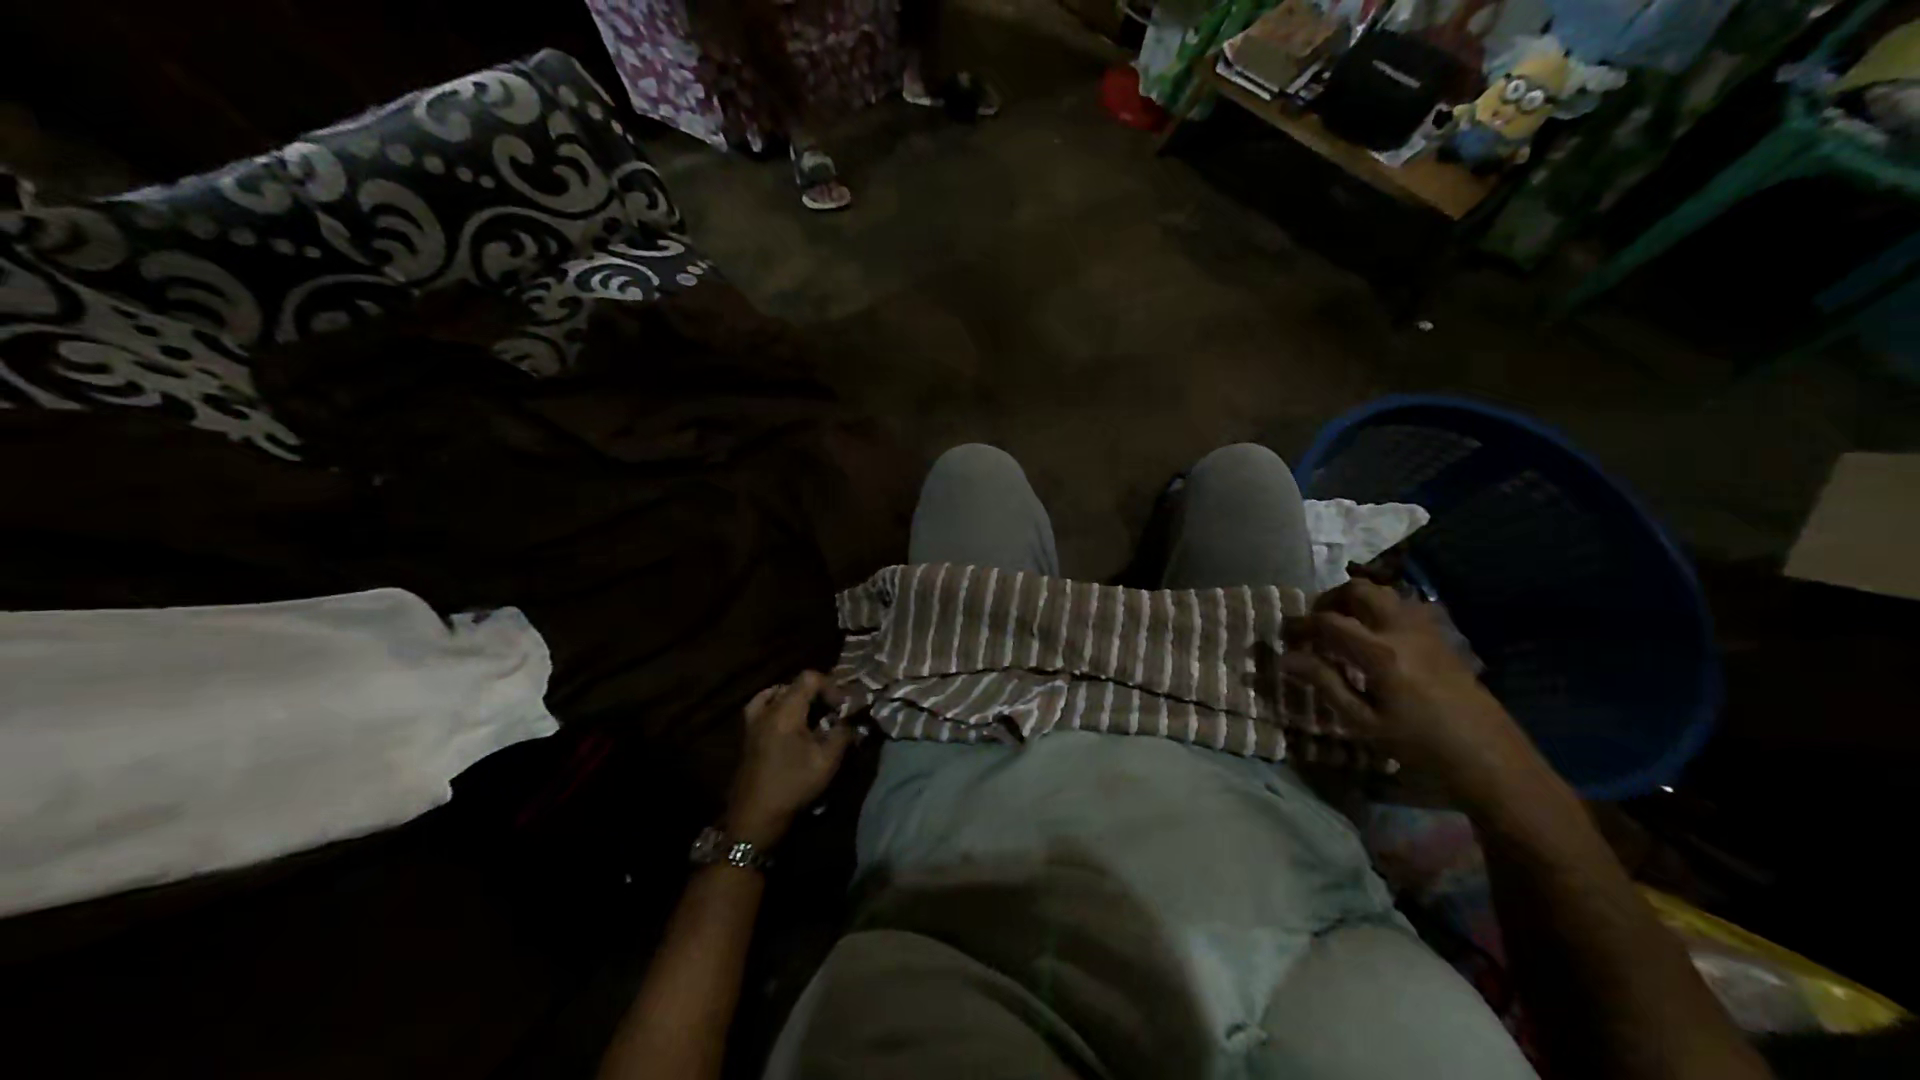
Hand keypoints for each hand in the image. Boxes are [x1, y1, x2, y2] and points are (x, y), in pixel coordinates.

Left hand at [724, 671, 853, 846]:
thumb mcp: (827, 760)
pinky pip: (762, 706)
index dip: (830, 687)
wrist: (755, 816)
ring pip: (777, 694)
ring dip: (797, 699)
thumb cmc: (793, 785)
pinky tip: (787, 723)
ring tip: (811, 716)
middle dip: (817, 694)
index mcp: (785, 710)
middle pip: (794, 685)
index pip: (809, 677)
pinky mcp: (747, 735)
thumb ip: (842, 733)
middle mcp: (766, 709)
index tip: (842, 708)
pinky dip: (777, 706)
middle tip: (832, 714)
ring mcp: (752, 721)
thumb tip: (852, 720)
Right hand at [1279, 577, 1544, 808]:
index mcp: (1380, 653)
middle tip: (1315, 623)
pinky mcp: (1442, 637)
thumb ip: (1324, 683)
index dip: (1300, 624)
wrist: (1489, 758)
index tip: (1284, 634)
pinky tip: (1376, 636)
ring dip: (1357, 600)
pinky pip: (1405, 606)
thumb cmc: (1420, 746)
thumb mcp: (1364, 722)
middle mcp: (1402, 630)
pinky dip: (1381, 609)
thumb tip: (1286, 658)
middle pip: (1359, 590)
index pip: (1328, 622)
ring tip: (1343, 625)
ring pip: (1385, 592)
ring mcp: (1426, 630)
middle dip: (1329, 600)